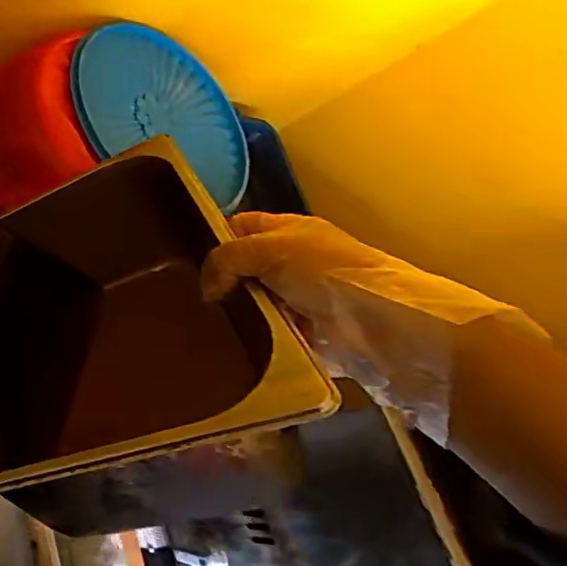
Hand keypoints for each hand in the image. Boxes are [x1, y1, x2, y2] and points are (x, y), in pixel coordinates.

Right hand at [200, 212, 398, 320]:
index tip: (191, 262)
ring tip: (209, 321)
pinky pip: (265, 328)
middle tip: (195, 297)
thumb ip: (225, 259)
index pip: (240, 225)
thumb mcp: (266, 249)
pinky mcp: (301, 328)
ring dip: (236, 311)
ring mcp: (297, 295)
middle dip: (221, 281)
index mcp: (288, 229)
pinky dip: (253, 334)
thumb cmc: (323, 270)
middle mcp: (292, 258)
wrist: (375, 318)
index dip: (216, 238)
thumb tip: (207, 288)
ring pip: (250, 300)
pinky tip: (233, 339)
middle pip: (242, 266)